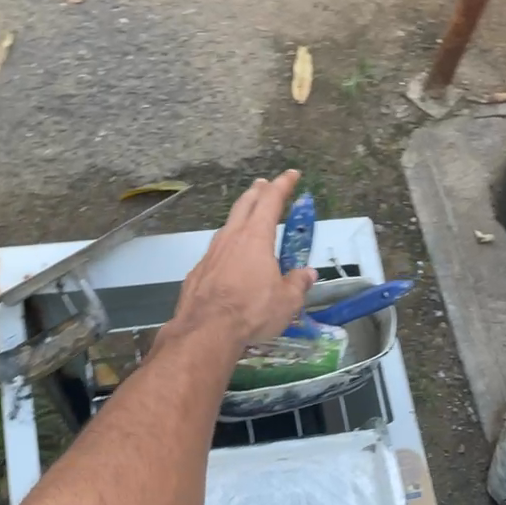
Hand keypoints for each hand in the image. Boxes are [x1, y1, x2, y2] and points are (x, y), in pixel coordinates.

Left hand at [171, 170, 315, 343]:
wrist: (207, 329)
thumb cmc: (252, 310)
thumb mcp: (287, 301)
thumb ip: (298, 284)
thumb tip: (307, 274)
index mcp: (256, 238)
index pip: (271, 200)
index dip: (283, 185)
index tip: (291, 175)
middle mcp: (231, 238)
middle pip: (244, 205)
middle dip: (256, 192)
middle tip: (263, 184)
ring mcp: (211, 254)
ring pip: (227, 227)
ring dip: (239, 218)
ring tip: (246, 219)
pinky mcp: (198, 272)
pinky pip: (215, 253)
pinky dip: (226, 248)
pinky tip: (228, 259)